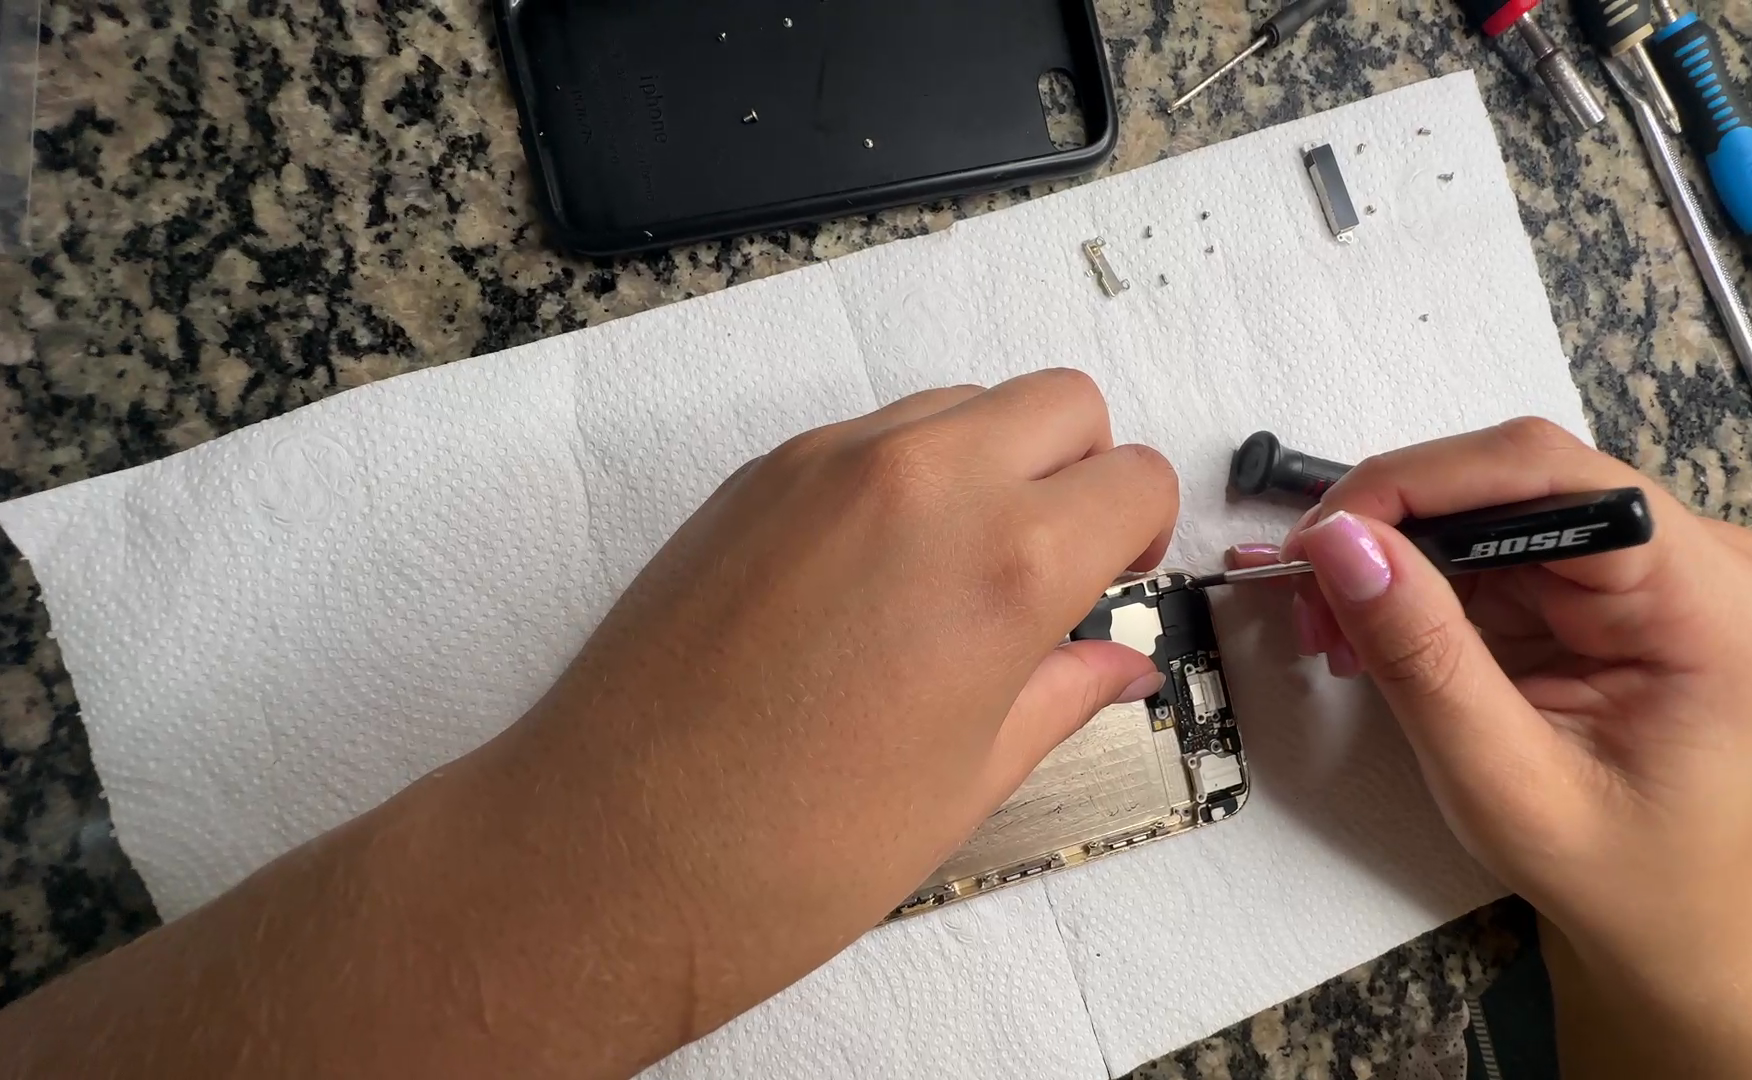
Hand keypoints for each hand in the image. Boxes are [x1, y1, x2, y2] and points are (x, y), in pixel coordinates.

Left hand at [489, 369, 1177, 1056]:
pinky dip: (914, 470)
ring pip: (968, 401)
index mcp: (1004, 563)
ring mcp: (832, 458)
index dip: (1143, 532)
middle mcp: (925, 478)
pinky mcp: (762, 468)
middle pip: (1064, 401)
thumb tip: (1123, 663)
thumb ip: (1065, 693)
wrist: (608, 850)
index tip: (1112, 580)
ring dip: (996, 461)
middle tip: (1051, 558)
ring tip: (957, 562)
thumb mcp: (972, 779)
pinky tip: (876, 564)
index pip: (1136, 477)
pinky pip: (879, 430)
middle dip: (1083, 469)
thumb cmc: (803, 847)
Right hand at [1234, 418, 1751, 1076]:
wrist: (1663, 918)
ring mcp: (1647, 563)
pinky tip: (1369, 629)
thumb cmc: (1602, 867)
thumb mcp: (1493, 774)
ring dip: (1383, 556)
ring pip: (1478, 506)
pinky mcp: (1596, 580)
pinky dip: (1405, 579)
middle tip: (1307, 600)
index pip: (1544, 475)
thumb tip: (1333, 538)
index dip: (1412, 485)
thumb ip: (1417, 649)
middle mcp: (1695, 557)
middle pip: (1505, 480)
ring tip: (1331, 630)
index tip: (1313, 547)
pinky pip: (1478, 544)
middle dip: (1383, 527)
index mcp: (1708, 603)